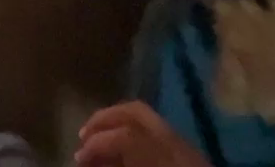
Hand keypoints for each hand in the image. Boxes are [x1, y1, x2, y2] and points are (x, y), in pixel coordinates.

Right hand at [75, 102, 209, 166]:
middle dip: (105, 119)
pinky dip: (136, 137)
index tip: (79, 160)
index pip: (127, 136)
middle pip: (137, 113)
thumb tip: (93, 164)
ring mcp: (190, 151)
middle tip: (83, 138)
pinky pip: (160, 136)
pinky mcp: (195, 160)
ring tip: (98, 144)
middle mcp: (180, 149)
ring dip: (118, 124)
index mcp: (167, 162)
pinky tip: (125, 156)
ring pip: (149, 120)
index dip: (98, 143)